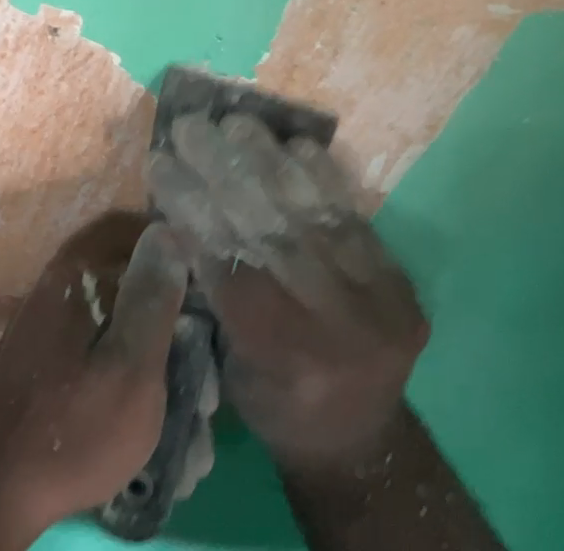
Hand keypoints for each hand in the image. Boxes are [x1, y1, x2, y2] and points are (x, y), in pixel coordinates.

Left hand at [0, 211, 189, 535]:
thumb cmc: (75, 427)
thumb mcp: (131, 367)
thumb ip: (150, 299)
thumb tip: (165, 231)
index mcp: (74, 277)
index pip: (128, 229)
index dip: (174, 249)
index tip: (209, 286)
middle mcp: (56, 289)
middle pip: (127, 280)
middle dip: (173, 321)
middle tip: (205, 374)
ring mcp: (47, 325)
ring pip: (118, 323)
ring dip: (157, 361)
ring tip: (189, 414)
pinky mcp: (45, 360)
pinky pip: (99, 352)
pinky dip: (130, 379)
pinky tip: (151, 421)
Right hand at [148, 114, 428, 468]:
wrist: (358, 440)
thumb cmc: (270, 403)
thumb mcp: (223, 361)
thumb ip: (206, 295)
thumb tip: (172, 222)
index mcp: (281, 355)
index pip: (228, 263)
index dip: (192, 208)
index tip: (160, 162)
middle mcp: (337, 329)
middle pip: (273, 234)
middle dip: (226, 172)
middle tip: (192, 127)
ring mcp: (379, 307)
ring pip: (317, 219)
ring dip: (272, 163)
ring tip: (237, 123)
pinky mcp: (402, 290)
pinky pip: (357, 223)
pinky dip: (324, 180)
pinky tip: (295, 145)